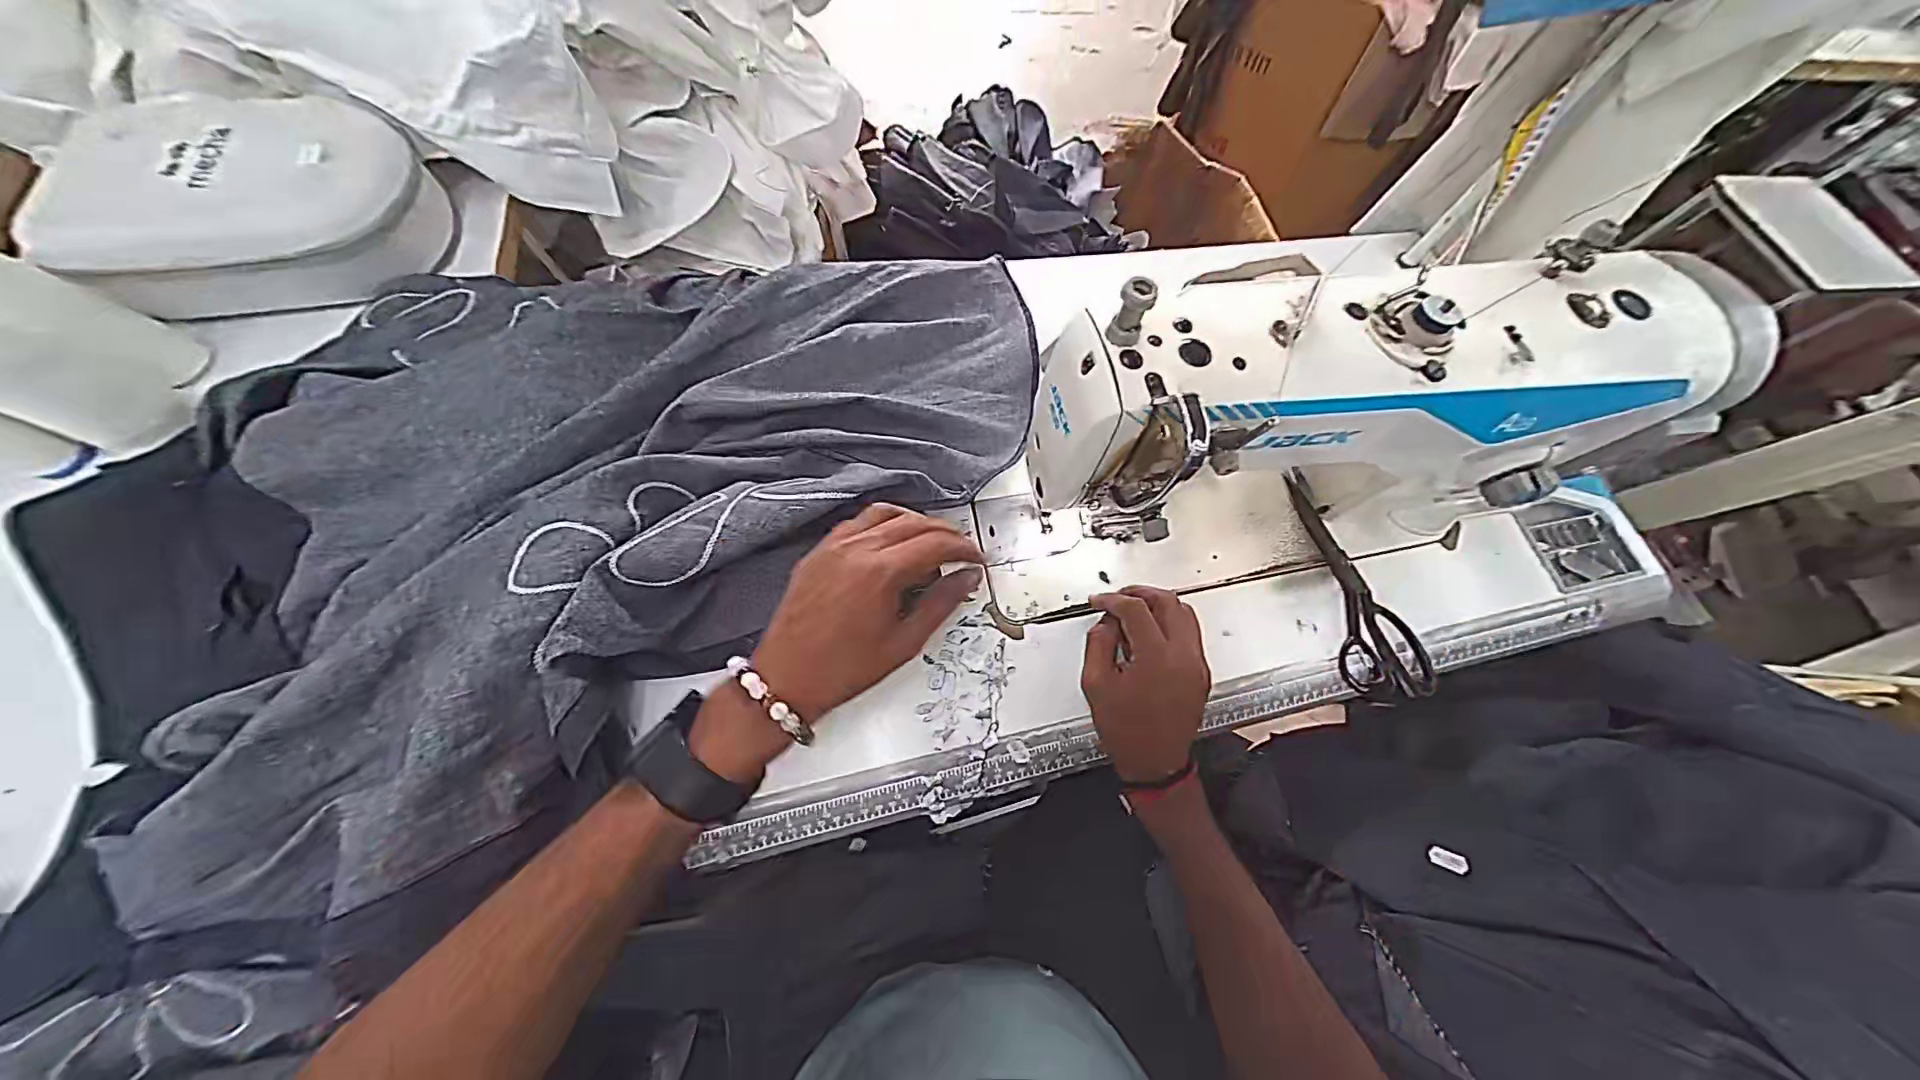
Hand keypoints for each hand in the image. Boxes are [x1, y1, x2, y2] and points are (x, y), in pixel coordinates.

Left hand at [691, 504, 982, 782]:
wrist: (787, 680)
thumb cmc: (838, 669)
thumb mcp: (904, 643)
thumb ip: (941, 604)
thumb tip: (965, 580)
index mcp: (880, 572)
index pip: (935, 544)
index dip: (963, 549)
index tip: (974, 559)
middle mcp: (855, 551)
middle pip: (914, 523)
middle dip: (945, 534)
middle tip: (960, 551)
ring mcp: (833, 548)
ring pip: (886, 514)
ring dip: (915, 522)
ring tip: (929, 544)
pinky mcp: (818, 553)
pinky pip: (856, 522)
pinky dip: (881, 523)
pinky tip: (889, 542)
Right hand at [1081, 586, 1210, 783]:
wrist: (1155, 762)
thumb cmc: (1127, 732)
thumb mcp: (1095, 684)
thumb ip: (1098, 644)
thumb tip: (1106, 622)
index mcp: (1156, 658)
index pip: (1136, 609)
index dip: (1113, 600)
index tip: (1100, 601)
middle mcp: (1183, 657)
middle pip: (1167, 602)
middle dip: (1139, 594)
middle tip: (1119, 598)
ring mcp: (1196, 664)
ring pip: (1185, 613)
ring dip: (1158, 605)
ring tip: (1135, 611)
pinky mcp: (1201, 672)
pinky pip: (1190, 633)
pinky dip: (1170, 623)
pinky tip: (1150, 632)